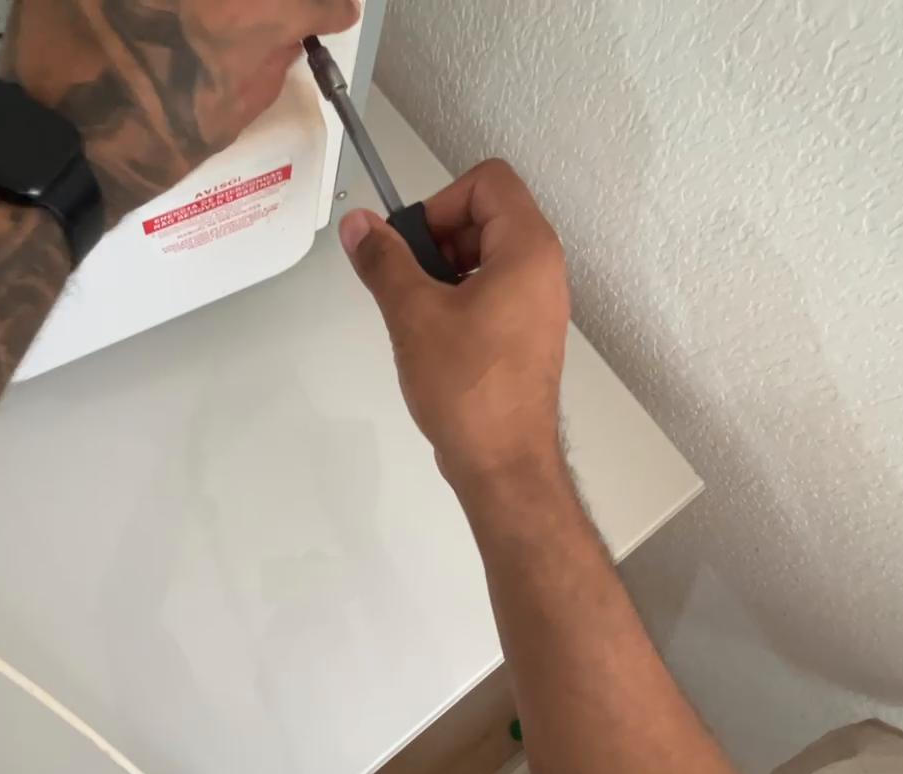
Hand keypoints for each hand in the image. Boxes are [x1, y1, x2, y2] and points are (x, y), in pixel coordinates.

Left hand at [6, 0, 360, 219]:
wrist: (60, 142)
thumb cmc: (138, 144)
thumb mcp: (223, 120)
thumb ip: (266, 70)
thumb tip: (285, 41)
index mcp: (242, 21)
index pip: (314, 0)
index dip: (329, 8)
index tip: (333, 12)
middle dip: (271, 6)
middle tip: (267, 20)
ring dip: (218, 8)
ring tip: (199, 33)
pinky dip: (163, 9)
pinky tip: (157, 24)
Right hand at [341, 160, 571, 492]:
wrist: (502, 463)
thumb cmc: (470, 392)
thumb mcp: (414, 316)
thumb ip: (384, 262)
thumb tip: (360, 225)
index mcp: (527, 250)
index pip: (488, 181)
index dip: (439, 203)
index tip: (411, 246)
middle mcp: (542, 271)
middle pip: (486, 216)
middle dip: (437, 240)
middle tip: (408, 282)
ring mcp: (537, 306)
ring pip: (485, 259)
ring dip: (443, 275)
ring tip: (417, 316)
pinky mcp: (524, 337)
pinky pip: (490, 295)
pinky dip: (458, 302)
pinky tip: (434, 341)